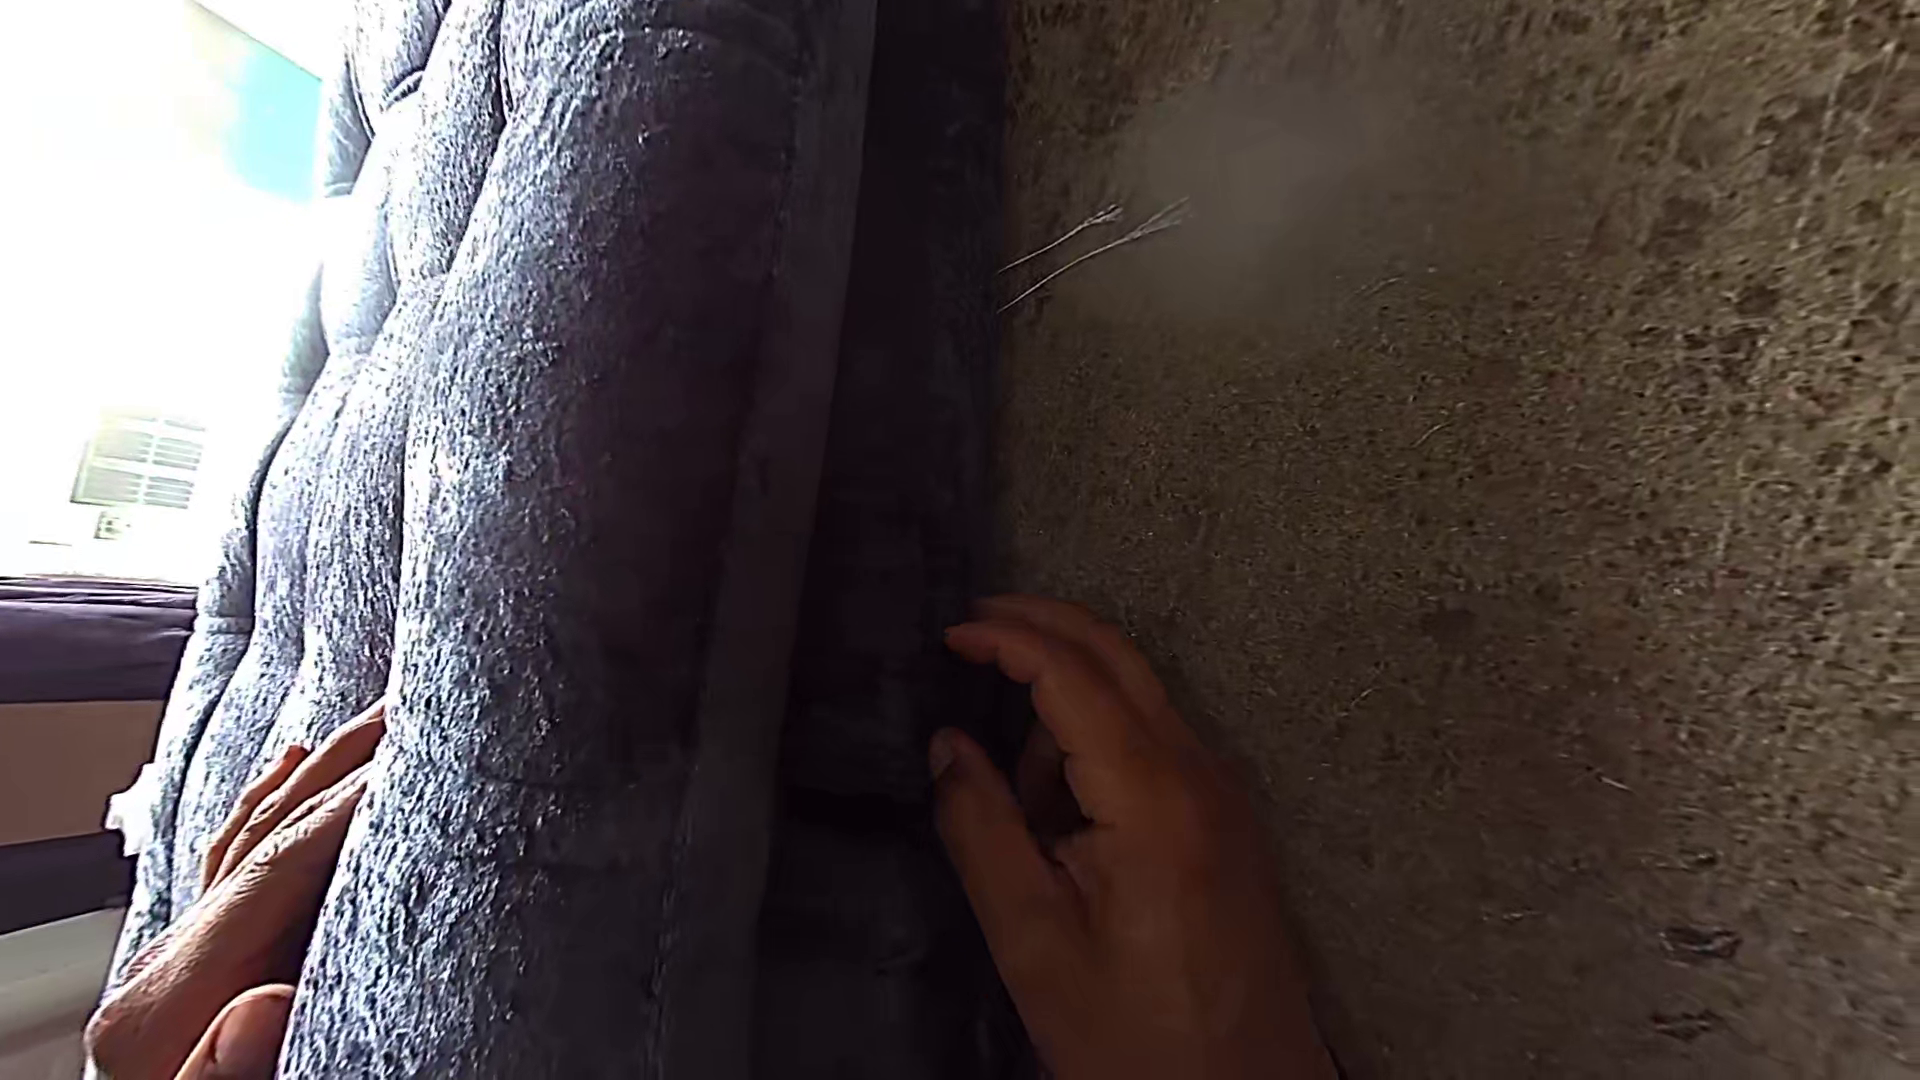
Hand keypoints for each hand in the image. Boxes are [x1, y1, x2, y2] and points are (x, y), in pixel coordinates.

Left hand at [88, 701, 385, 1079]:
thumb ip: (227, 1069)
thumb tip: (257, 1005)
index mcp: (172, 991)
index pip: (283, 857)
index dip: (356, 795)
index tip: (419, 750)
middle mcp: (174, 951)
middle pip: (274, 821)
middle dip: (351, 755)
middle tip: (415, 704)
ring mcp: (189, 939)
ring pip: (264, 819)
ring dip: (329, 757)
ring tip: (384, 711)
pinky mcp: (213, 936)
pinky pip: (244, 842)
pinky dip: (275, 788)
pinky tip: (295, 754)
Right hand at [933, 596, 1335, 1079]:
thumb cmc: (1133, 1036)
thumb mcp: (1031, 940)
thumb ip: (979, 827)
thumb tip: (948, 742)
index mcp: (1151, 795)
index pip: (1072, 674)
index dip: (1006, 639)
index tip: (952, 634)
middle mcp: (1196, 766)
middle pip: (1113, 649)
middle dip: (1039, 621)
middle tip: (974, 625)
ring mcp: (1217, 780)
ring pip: (1127, 688)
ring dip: (1060, 704)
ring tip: (1025, 803)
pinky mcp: (1219, 802)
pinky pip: (1144, 731)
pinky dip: (1090, 737)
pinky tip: (1067, 815)